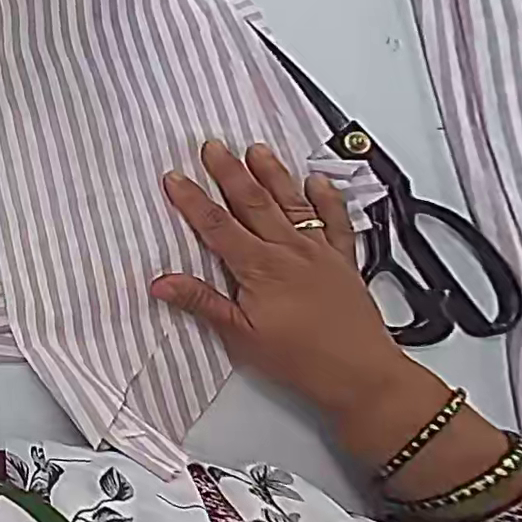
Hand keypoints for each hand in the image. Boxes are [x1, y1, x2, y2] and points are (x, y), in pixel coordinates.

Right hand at [150, 140, 438, 425]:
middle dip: (229, 172)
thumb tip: (161, 283)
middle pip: (252, 202)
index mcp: (260, 268)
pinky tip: (317, 182)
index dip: (193, 200)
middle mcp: (289, 251)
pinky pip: (335, 222)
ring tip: (256, 150)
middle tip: (213, 147)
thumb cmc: (300, 358)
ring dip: (271, 174)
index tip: (175, 178)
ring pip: (290, 203)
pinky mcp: (343, 261)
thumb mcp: (240, 335)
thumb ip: (201, 302)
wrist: (361, 374)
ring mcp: (319, 252)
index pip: (217, 226)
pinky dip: (326, 199)